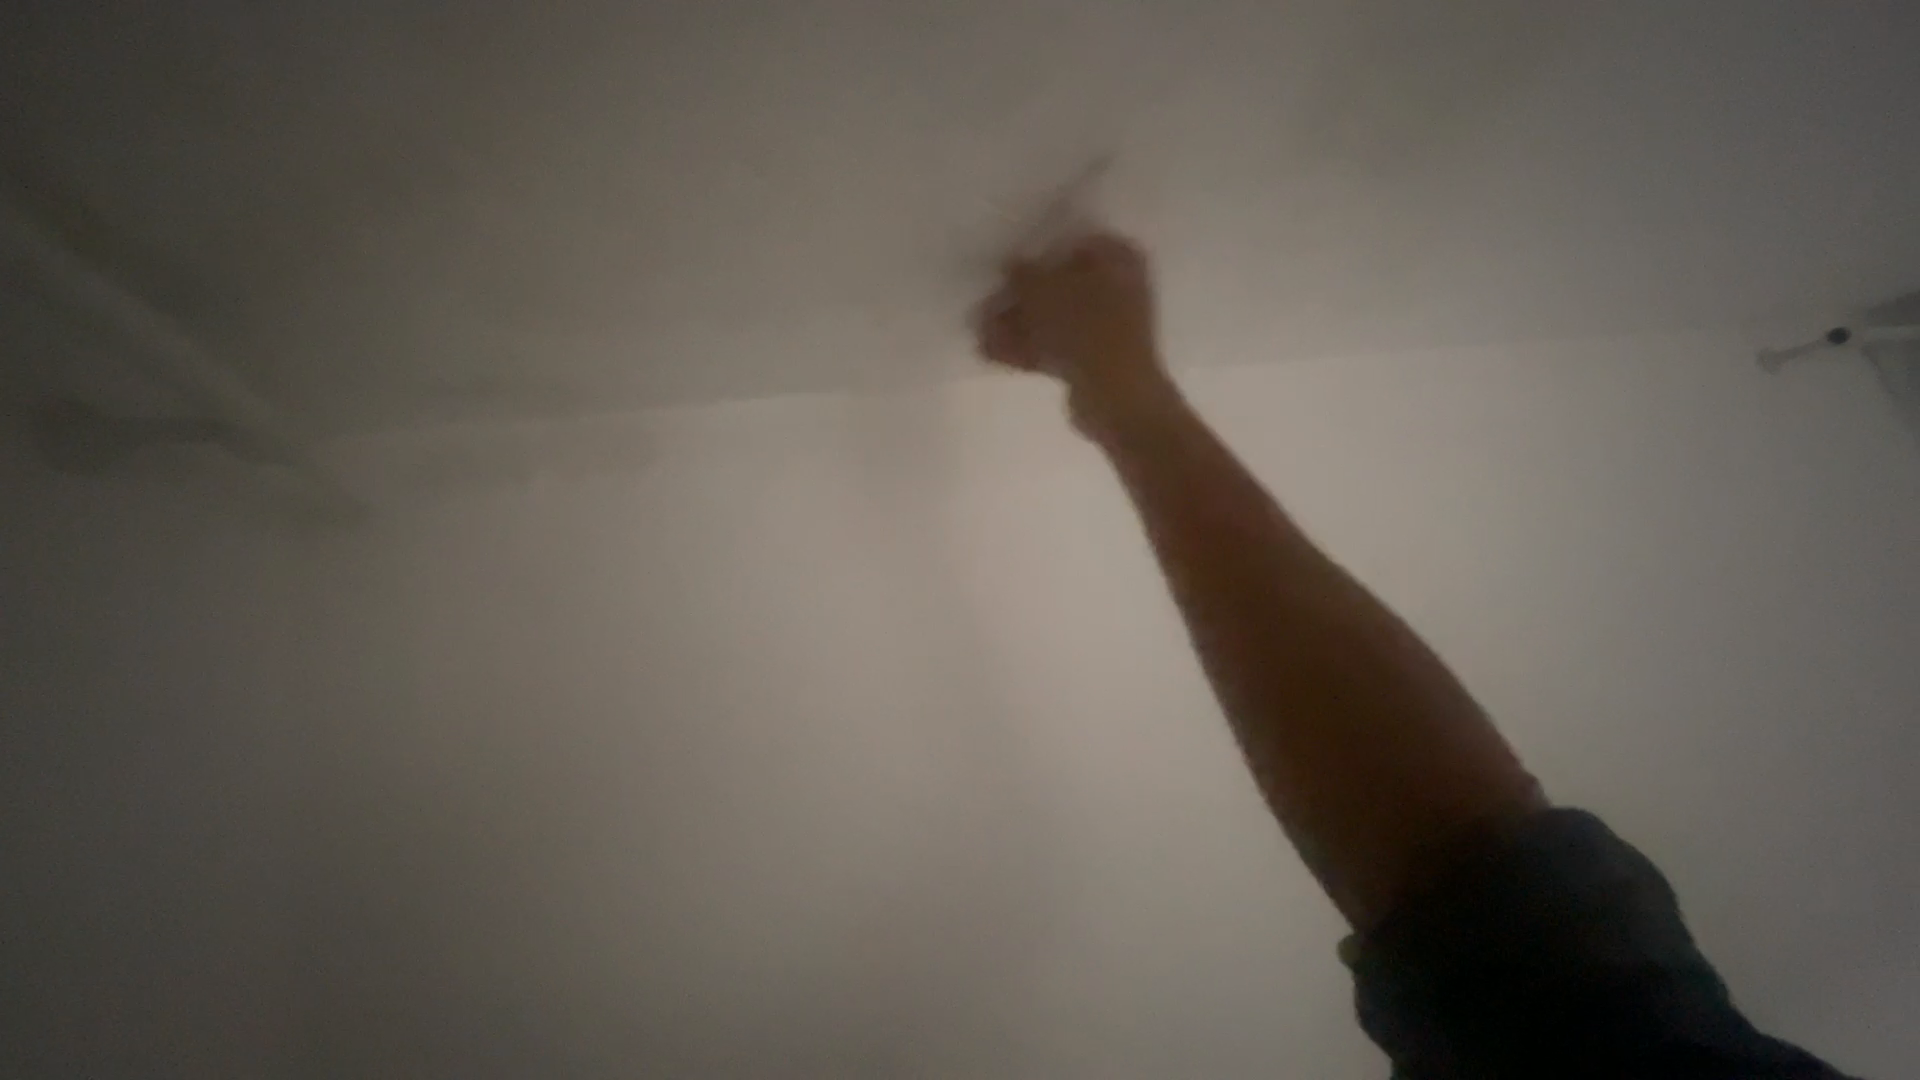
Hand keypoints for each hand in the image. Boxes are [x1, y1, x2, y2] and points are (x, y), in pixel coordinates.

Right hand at [972, 230, 1177, 433]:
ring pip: (1053, 322)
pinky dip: (1024, 349)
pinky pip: (1053, 349)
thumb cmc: (1087, 330)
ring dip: (1016, 326)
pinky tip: (989, 352)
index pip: (1077, 245)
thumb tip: (1011, 265)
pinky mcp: (1091, 364)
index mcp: (1120, 262)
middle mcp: (1117, 292)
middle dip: (1019, 299)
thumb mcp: (1047, 291)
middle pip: (1060, 289)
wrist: (1116, 397)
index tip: (1011, 267)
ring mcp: (1105, 332)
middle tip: (986, 305)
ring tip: (979, 331)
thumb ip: (1025, 275)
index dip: (1042, 254)